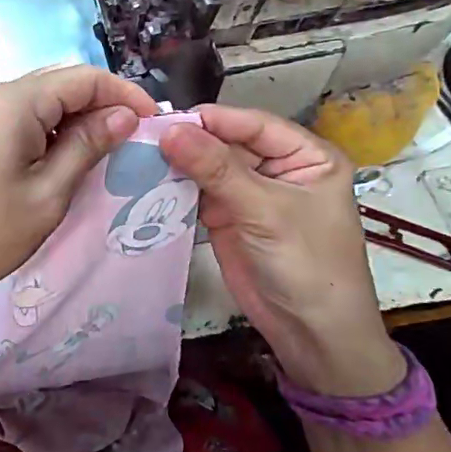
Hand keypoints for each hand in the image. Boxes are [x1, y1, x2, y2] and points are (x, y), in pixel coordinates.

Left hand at [0, 65, 157, 330]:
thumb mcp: (47, 194)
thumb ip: (88, 147)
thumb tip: (124, 115)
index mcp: (16, 101)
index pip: (86, 77)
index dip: (126, 94)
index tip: (157, 125)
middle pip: (63, 85)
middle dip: (104, 107)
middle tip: (136, 144)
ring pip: (43, 106)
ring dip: (79, 124)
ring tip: (109, 158)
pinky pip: (22, 124)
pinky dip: (52, 137)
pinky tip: (67, 166)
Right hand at [159, 105, 403, 394]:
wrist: (311, 334)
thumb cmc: (307, 264)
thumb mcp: (265, 210)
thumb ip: (216, 169)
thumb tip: (170, 131)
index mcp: (307, 156)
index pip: (254, 125)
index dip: (213, 120)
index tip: (167, 118)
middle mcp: (278, 168)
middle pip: (228, 144)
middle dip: (191, 142)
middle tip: (144, 137)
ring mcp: (251, 194)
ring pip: (209, 168)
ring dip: (179, 165)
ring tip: (139, 156)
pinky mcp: (228, 218)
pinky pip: (199, 194)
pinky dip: (177, 190)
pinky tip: (148, 181)